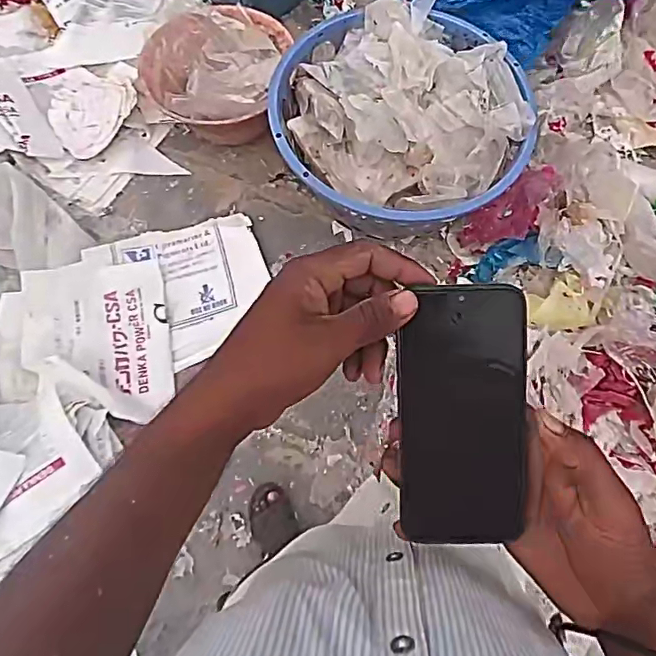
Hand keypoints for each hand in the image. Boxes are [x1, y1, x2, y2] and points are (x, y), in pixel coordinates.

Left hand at [183, 242, 431, 434]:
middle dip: (383, 315)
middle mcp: (306, 283)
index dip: (400, 268)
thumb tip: (407, 299)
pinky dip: (352, 346)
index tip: (425, 286)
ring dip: (368, 337)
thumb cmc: (267, 366)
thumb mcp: (331, 341)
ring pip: (353, 310)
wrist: (230, 400)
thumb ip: (373, 318)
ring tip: (370, 370)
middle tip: (399, 338)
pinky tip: (354, 370)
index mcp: (310, 273)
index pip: (367, 255)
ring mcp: (303, 305)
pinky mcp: (301, 327)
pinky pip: (338, 326)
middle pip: (362, 284)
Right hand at [384, 410, 655, 630]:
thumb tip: (545, 419)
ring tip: (404, 455)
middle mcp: (532, 471)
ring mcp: (514, 497)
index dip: (486, 404)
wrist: (618, 608)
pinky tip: (418, 503)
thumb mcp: (611, 498)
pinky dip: (440, 504)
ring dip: (437, 463)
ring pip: (468, 470)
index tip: (454, 396)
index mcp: (557, 455)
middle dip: (447, 430)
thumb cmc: (626, 551)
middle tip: (412, 427)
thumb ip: (580, 456)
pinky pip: (466, 507)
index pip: (517, 419)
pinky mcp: (502, 523)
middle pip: (484, 440)